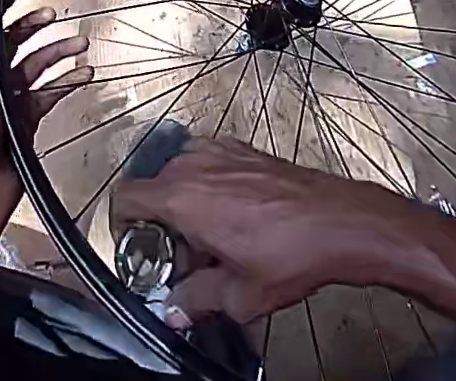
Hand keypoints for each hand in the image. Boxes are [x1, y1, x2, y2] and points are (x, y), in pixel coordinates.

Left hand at [0, 0, 90, 234]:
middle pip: (17, 43)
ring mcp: (12, 98)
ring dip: (59, 52)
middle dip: (35, 26)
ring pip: (39, 65)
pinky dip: (68, 81)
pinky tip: (83, 74)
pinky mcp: (29, 116)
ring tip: (79, 42)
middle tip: (52, 14)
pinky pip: (52, 92)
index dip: (2, 7)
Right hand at [111, 138, 399, 320]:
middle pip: (152, 187)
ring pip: (178, 172)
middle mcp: (191, 164)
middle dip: (160, 219)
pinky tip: (233, 209)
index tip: (137, 244)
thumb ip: (194, 300)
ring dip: (183, 199)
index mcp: (181, 198)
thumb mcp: (238, 294)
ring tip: (210, 232)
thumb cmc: (288, 252)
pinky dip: (206, 181)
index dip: (121, 223)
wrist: (333, 219)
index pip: (124, 196)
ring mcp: (215, 149)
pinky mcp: (236, 145)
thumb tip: (173, 310)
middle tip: (183, 252)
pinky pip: (204, 160)